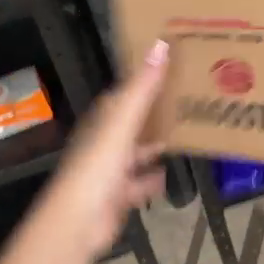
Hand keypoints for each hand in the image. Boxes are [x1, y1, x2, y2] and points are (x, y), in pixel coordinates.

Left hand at [47, 40, 169, 255]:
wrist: (79, 220)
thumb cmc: (99, 166)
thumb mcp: (123, 121)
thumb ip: (142, 87)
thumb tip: (160, 44)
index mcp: (102, 121)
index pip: (121, 95)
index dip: (141, 82)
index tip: (167, 70)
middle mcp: (103, 142)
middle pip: (130, 123)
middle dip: (152, 114)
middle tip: (184, 102)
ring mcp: (109, 170)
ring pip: (135, 152)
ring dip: (153, 145)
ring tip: (182, 135)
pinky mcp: (116, 195)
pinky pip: (138, 183)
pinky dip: (151, 179)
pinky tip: (168, 175)